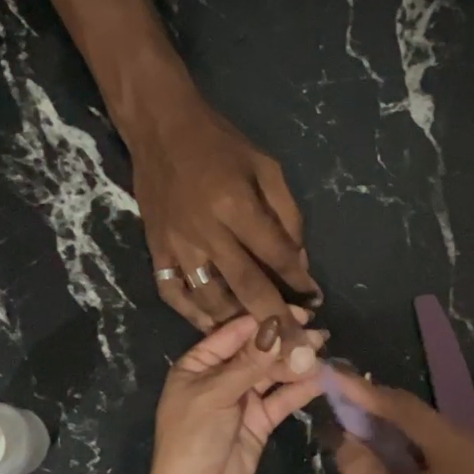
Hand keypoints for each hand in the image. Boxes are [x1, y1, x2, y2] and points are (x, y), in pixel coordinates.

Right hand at [130, 94, 321, 336]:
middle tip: (296, 346)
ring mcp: (178, 244)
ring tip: (259, 337)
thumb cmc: (218, 142)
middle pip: (247, 287)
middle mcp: (207, 232)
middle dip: (276, 320)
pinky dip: (192, 314)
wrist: (159, 127)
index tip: (316, 302)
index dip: (300, 283)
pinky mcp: (157, 249)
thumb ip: (285, 214)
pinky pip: (173, 291)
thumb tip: (297, 261)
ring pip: (210, 298)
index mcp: (236, 205)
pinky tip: (213, 326)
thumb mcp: (265, 166)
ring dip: (237, 323)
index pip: (276, 256)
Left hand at [147, 312, 327, 473]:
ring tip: (322, 349)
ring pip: (273, 373)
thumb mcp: (215, 395)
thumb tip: (275, 329)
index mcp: (198, 363)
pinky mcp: (260, 419)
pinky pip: (282, 398)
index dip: (264, 321)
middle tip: (317, 333)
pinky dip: (301, 388)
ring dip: (296, 362)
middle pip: (257, 351)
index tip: (295, 312)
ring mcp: (242, 398)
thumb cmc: (192, 437)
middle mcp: (221, 375)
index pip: (234, 333)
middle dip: (286, 342)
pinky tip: (321, 376)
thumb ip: (248, 363)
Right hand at [330, 374, 473, 473]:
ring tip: (358, 420)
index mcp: (462, 449)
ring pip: (432, 435)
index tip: (335, 378)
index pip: (407, 410)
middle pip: (422, 418)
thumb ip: (364, 467)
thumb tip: (343, 437)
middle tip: (343, 400)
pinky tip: (388, 448)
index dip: (367, 394)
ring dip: (396, 431)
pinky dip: (414, 449)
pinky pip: (443, 452)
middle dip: (379, 411)